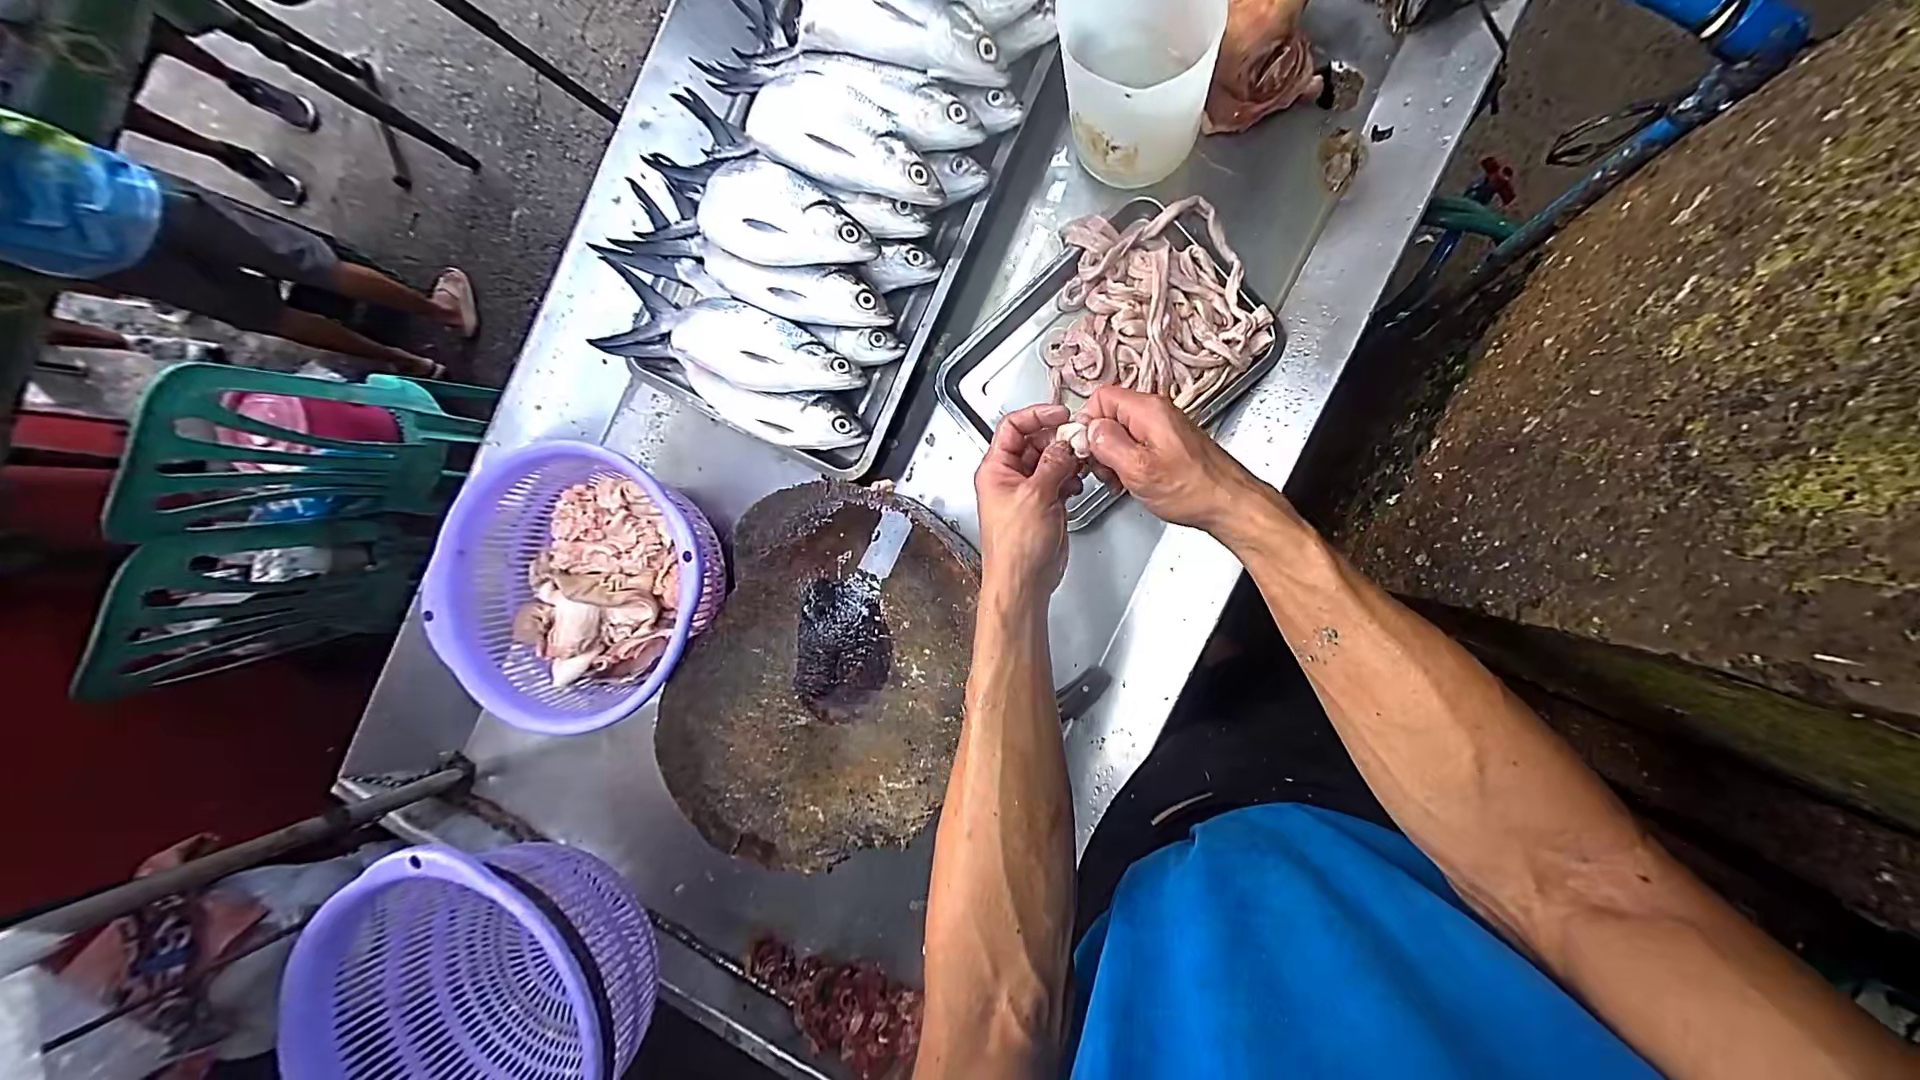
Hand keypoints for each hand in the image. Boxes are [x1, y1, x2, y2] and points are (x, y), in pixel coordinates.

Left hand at [975, 403, 1082, 602]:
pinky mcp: (1043, 505)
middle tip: (1078, 441)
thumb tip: (1066, 443)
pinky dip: (1071, 478)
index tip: (1061, 414)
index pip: (1013, 427)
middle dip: (1057, 439)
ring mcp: (1026, 491)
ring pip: (1049, 461)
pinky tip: (1077, 484)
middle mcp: (1009, 478)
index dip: (1037, 415)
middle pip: (1034, 442)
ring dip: (1067, 459)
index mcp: (995, 469)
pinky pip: (1058, 480)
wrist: (1023, 581)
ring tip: (1080, 463)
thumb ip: (1054, 463)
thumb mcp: (1037, 495)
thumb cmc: (1015, 548)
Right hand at [1081, 386, 1273, 535]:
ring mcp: (1161, 428)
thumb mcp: (1138, 468)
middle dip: (1098, 444)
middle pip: (1108, 416)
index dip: (1086, 424)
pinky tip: (1132, 482)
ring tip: (1120, 480)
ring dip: (1111, 458)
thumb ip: (1106, 443)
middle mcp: (1155, 413)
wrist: (1228, 504)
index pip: (1100, 398)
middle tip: (1105, 470)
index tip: (1086, 450)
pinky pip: (1133, 446)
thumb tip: (1088, 429)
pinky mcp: (1166, 444)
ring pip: (1118, 433)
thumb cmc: (1194, 489)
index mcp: (1148, 410)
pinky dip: (1126, 464)